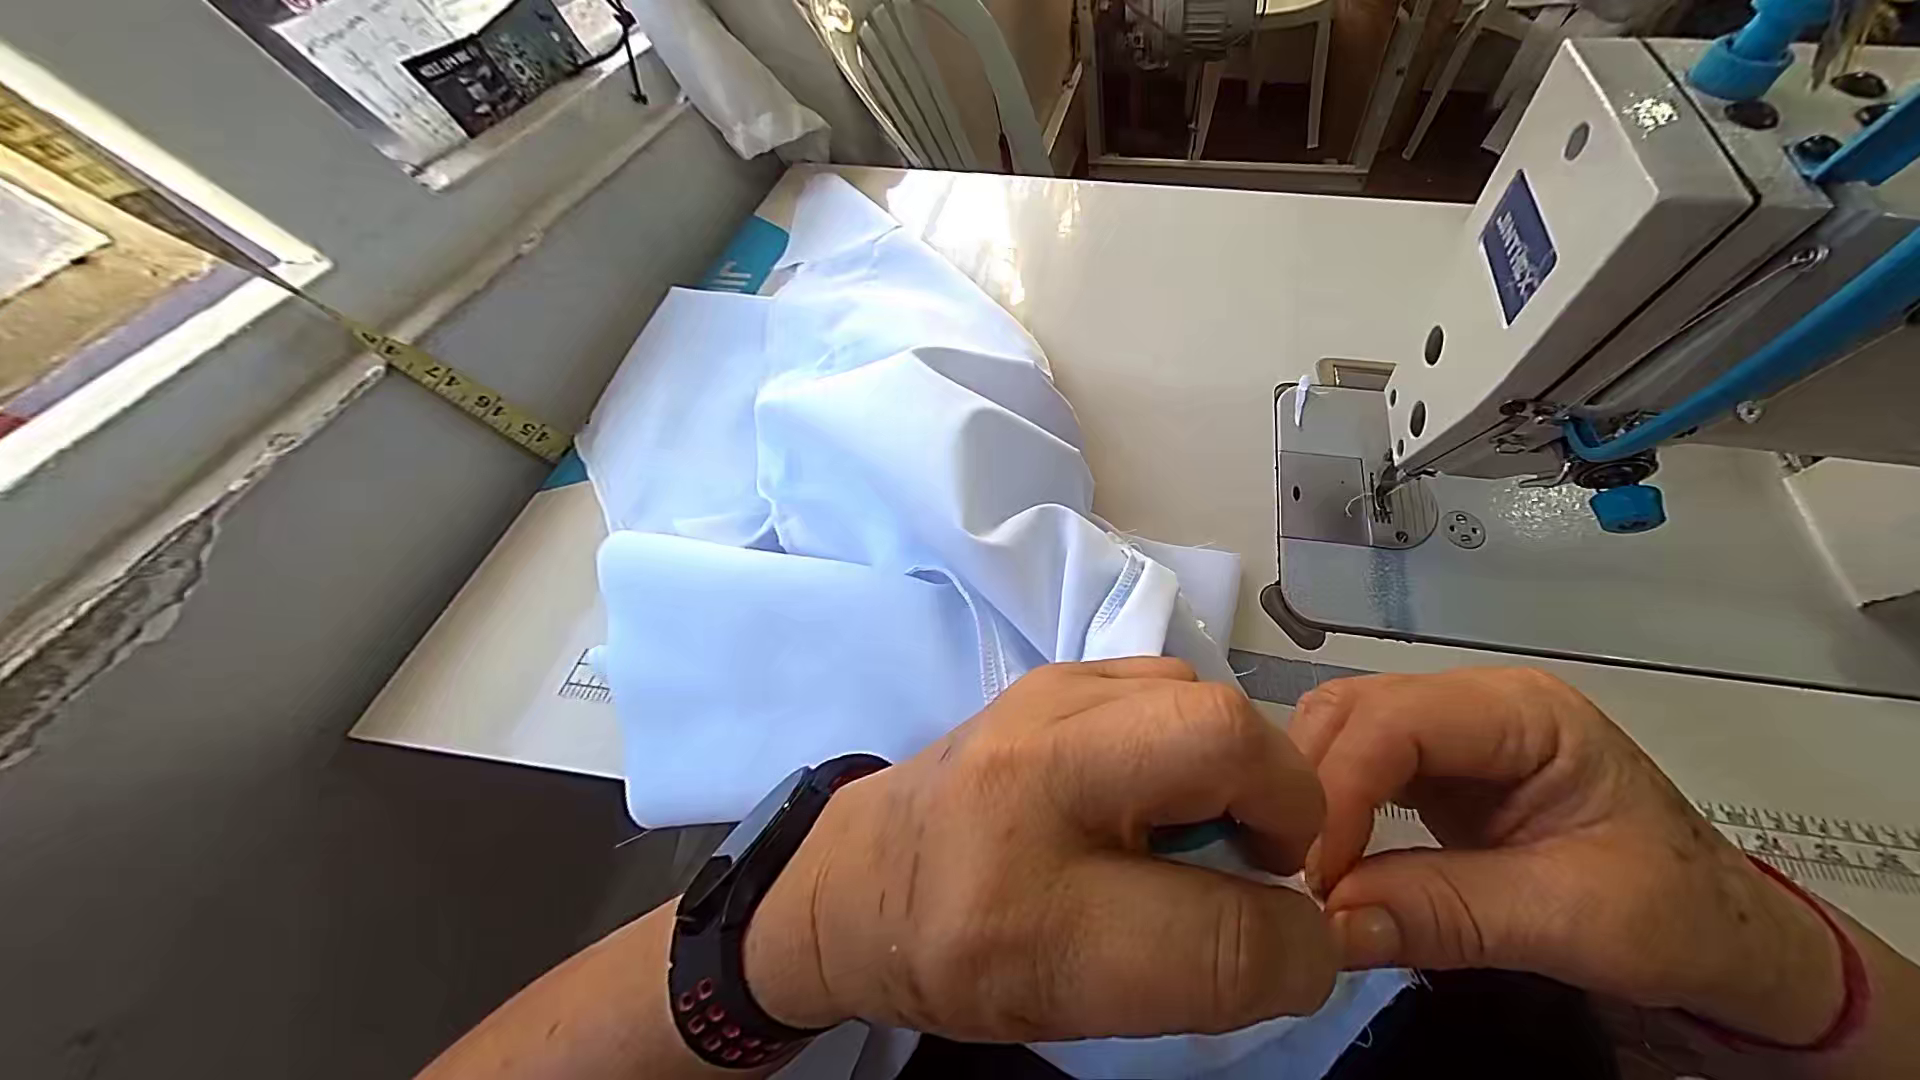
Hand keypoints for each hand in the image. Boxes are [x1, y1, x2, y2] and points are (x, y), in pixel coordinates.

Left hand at [743, 658, 1338, 1041]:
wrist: (870, 868)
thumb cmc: (963, 950)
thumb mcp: (1080, 1002)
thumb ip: (1206, 969)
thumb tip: (1302, 919)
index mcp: (1030, 898)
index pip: (1220, 930)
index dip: (1293, 944)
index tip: (1288, 938)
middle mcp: (1034, 767)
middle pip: (1221, 737)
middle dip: (1282, 797)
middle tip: (1256, 852)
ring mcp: (1044, 698)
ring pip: (1204, 700)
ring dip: (1236, 763)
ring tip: (1198, 817)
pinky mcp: (1052, 675)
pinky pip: (1167, 683)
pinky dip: (1193, 732)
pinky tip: (1154, 776)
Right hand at [1292, 668, 1845, 1044]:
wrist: (1721, 931)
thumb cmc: (1678, 919)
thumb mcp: (1574, 926)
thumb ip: (1446, 915)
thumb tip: (1329, 922)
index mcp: (1521, 712)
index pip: (1396, 722)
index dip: (1341, 787)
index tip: (1314, 870)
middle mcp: (1467, 697)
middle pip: (1350, 709)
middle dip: (1310, 782)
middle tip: (1292, 860)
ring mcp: (1441, 720)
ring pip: (1334, 723)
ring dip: (1307, 785)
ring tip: (1302, 853)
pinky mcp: (1422, 753)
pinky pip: (1346, 751)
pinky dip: (1321, 793)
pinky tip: (1321, 837)